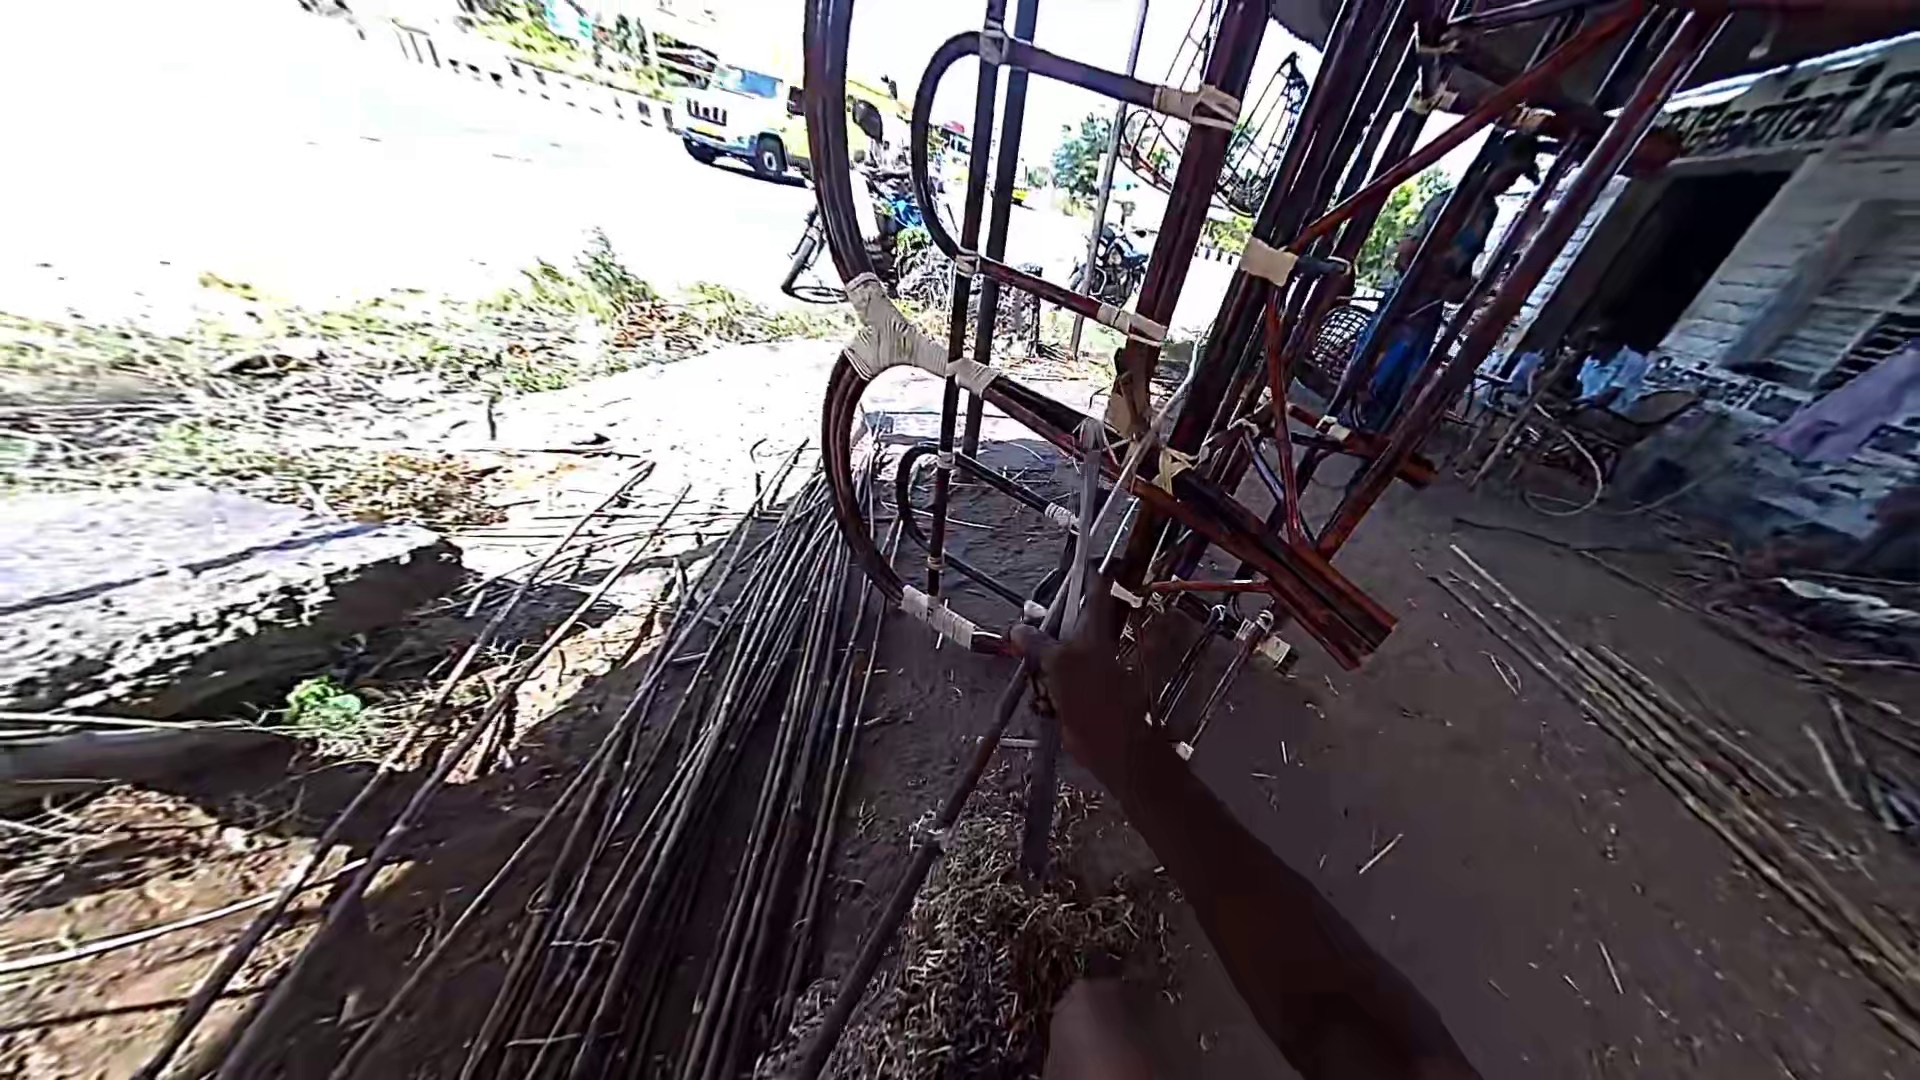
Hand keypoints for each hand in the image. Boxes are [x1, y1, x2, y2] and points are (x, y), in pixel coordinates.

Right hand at [1009, 579, 1161, 790]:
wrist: (1110, 745)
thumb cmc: (1092, 696)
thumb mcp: (1059, 661)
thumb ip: (1037, 642)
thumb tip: (1018, 627)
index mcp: (1094, 630)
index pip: (1094, 592)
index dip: (1086, 574)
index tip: (1075, 560)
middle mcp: (1090, 645)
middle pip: (1062, 625)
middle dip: (1040, 631)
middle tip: (1023, 638)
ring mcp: (1082, 671)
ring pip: (1050, 656)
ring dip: (1038, 667)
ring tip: (1038, 680)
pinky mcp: (1073, 694)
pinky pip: (1049, 684)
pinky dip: (1042, 691)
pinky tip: (1043, 703)